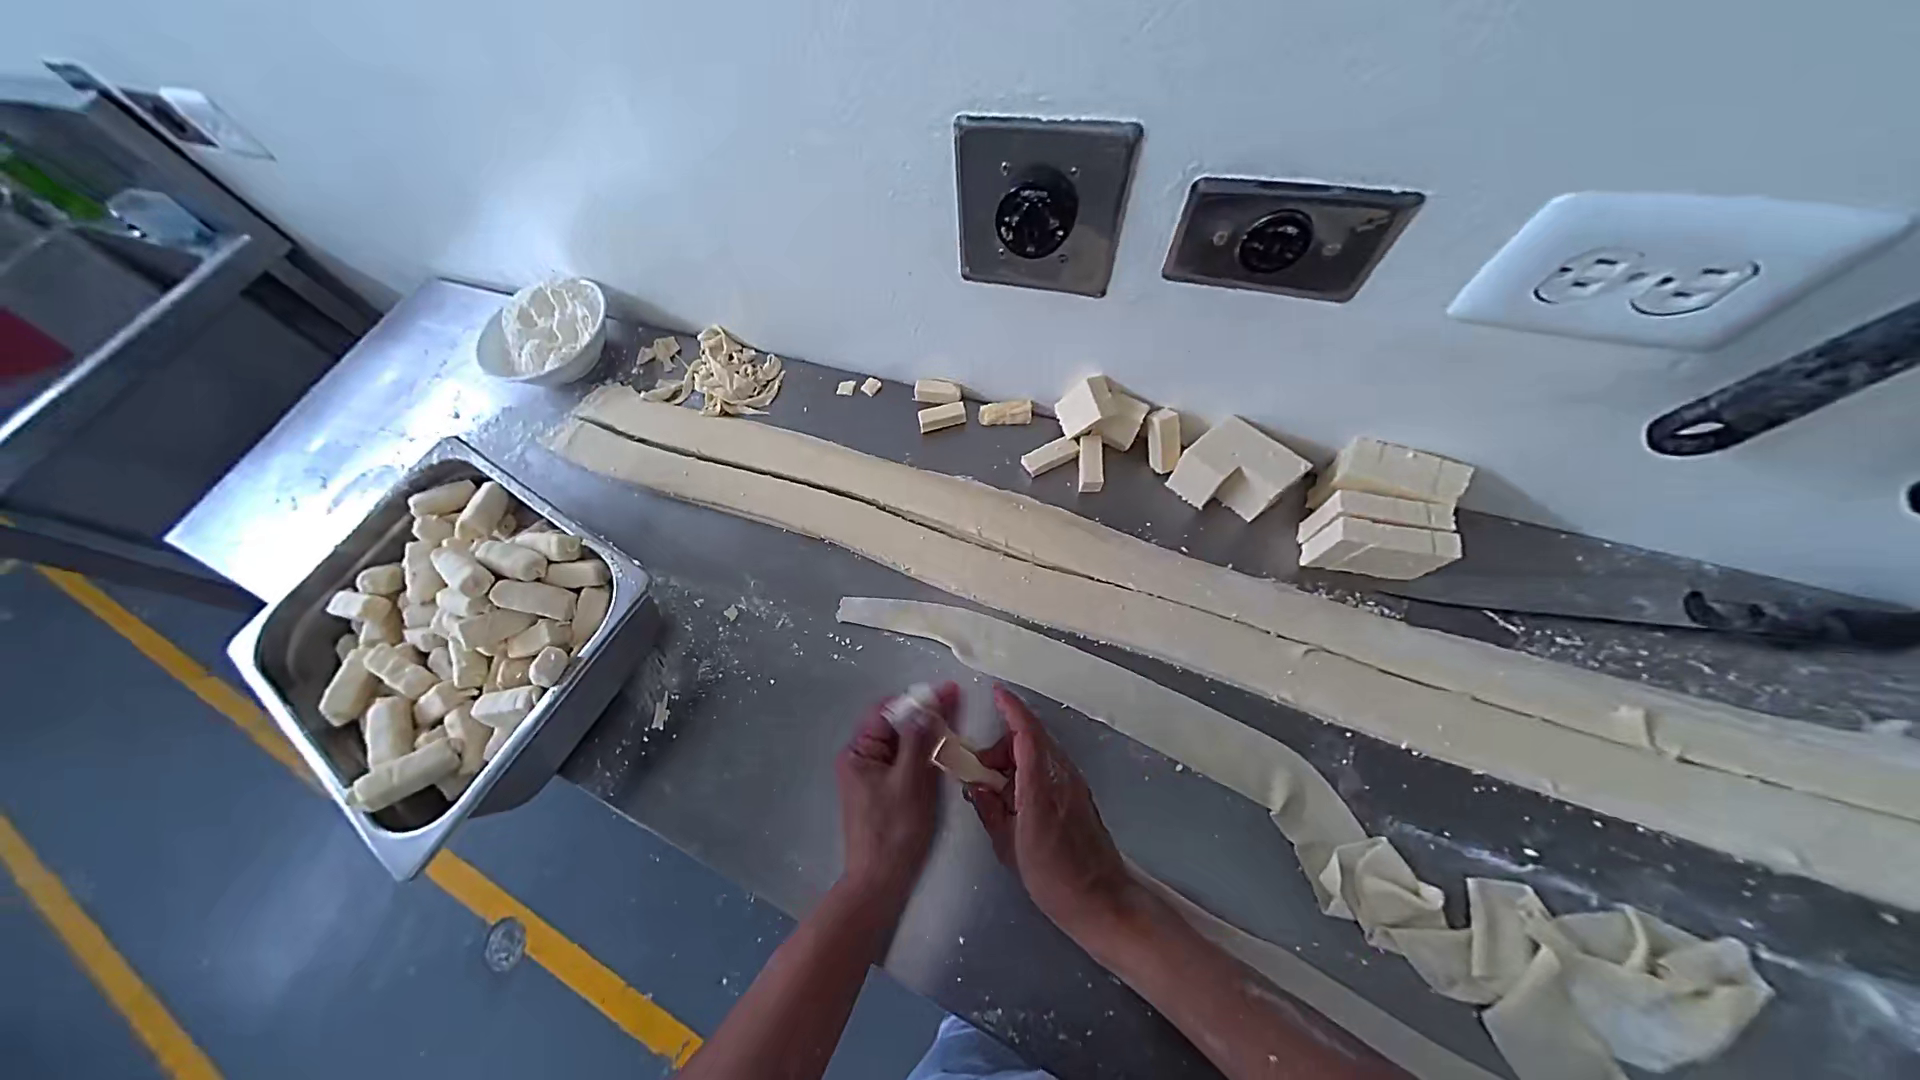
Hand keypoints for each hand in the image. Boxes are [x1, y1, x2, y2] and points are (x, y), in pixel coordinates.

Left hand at [835, 682, 951, 903]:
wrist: (880, 882)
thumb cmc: (894, 831)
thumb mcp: (910, 781)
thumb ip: (919, 740)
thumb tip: (928, 706)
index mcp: (859, 752)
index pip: (888, 712)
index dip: (918, 700)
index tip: (948, 691)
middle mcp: (861, 759)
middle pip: (896, 724)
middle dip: (925, 712)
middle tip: (957, 701)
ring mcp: (872, 775)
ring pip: (902, 742)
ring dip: (927, 730)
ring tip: (955, 719)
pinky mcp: (884, 789)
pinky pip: (905, 760)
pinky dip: (923, 751)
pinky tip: (943, 747)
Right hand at [967, 686, 1138, 940]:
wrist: (1103, 900)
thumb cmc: (1056, 879)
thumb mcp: (1009, 847)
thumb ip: (990, 810)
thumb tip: (975, 787)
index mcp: (1040, 787)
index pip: (1026, 734)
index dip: (1011, 709)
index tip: (996, 693)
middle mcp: (1061, 776)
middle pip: (1030, 738)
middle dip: (1001, 744)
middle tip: (980, 770)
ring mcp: (1073, 782)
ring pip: (1040, 750)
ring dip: (1014, 757)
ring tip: (996, 789)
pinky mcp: (1078, 792)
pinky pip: (1048, 765)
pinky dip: (1028, 767)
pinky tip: (1016, 795)